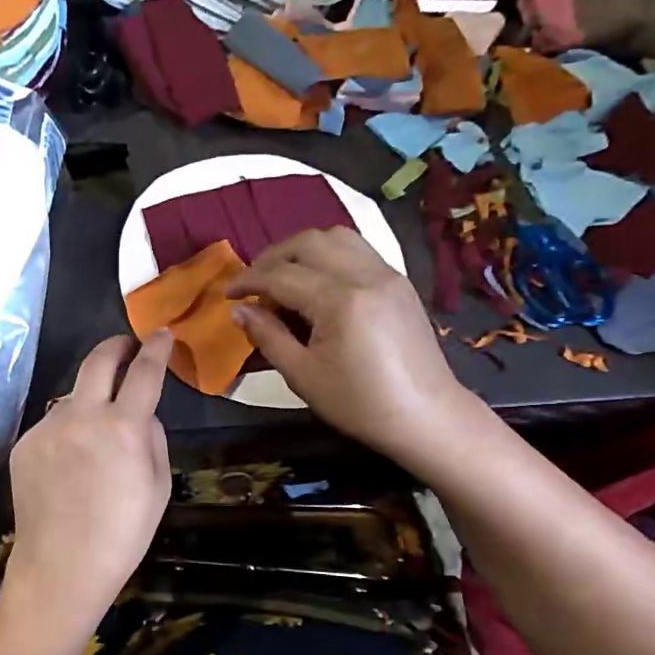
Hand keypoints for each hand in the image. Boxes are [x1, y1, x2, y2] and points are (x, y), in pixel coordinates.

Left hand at [5, 332, 172, 623]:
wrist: (61, 568)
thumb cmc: (123, 534)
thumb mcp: (159, 486)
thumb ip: (152, 437)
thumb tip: (140, 413)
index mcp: (124, 427)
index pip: (144, 372)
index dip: (156, 348)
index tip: (162, 334)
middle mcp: (82, 416)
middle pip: (98, 360)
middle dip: (116, 345)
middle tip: (126, 346)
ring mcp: (48, 428)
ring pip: (74, 397)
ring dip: (91, 400)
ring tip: (98, 435)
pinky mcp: (25, 443)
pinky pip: (54, 424)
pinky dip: (68, 430)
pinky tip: (71, 464)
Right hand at [227, 228, 477, 465]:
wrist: (426, 416)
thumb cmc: (360, 405)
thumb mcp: (303, 376)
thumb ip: (268, 336)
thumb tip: (239, 310)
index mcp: (341, 301)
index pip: (282, 275)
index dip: (249, 280)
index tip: (227, 292)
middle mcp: (366, 275)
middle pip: (309, 242)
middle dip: (273, 256)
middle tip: (254, 282)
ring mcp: (387, 274)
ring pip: (337, 237)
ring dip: (303, 249)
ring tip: (284, 276)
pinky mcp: (399, 282)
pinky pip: (358, 250)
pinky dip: (330, 254)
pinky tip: (318, 281)